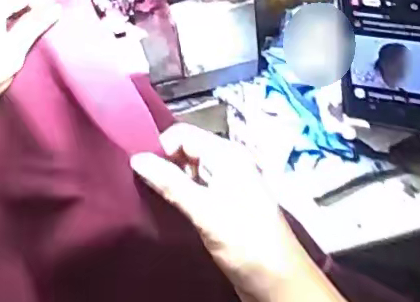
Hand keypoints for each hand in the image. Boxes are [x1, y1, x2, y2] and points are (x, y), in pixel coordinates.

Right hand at [131, 125, 336, 301]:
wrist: (282, 288)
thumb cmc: (247, 243)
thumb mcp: (206, 213)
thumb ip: (171, 185)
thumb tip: (137, 159)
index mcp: (227, 154)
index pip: (184, 134)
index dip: (161, 147)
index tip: (140, 170)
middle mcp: (228, 164)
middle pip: (187, 150)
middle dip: (164, 163)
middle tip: (140, 184)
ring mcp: (228, 187)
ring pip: (191, 172)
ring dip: (171, 181)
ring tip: (149, 198)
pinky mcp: (226, 209)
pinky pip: (197, 192)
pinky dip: (181, 197)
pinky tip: (167, 211)